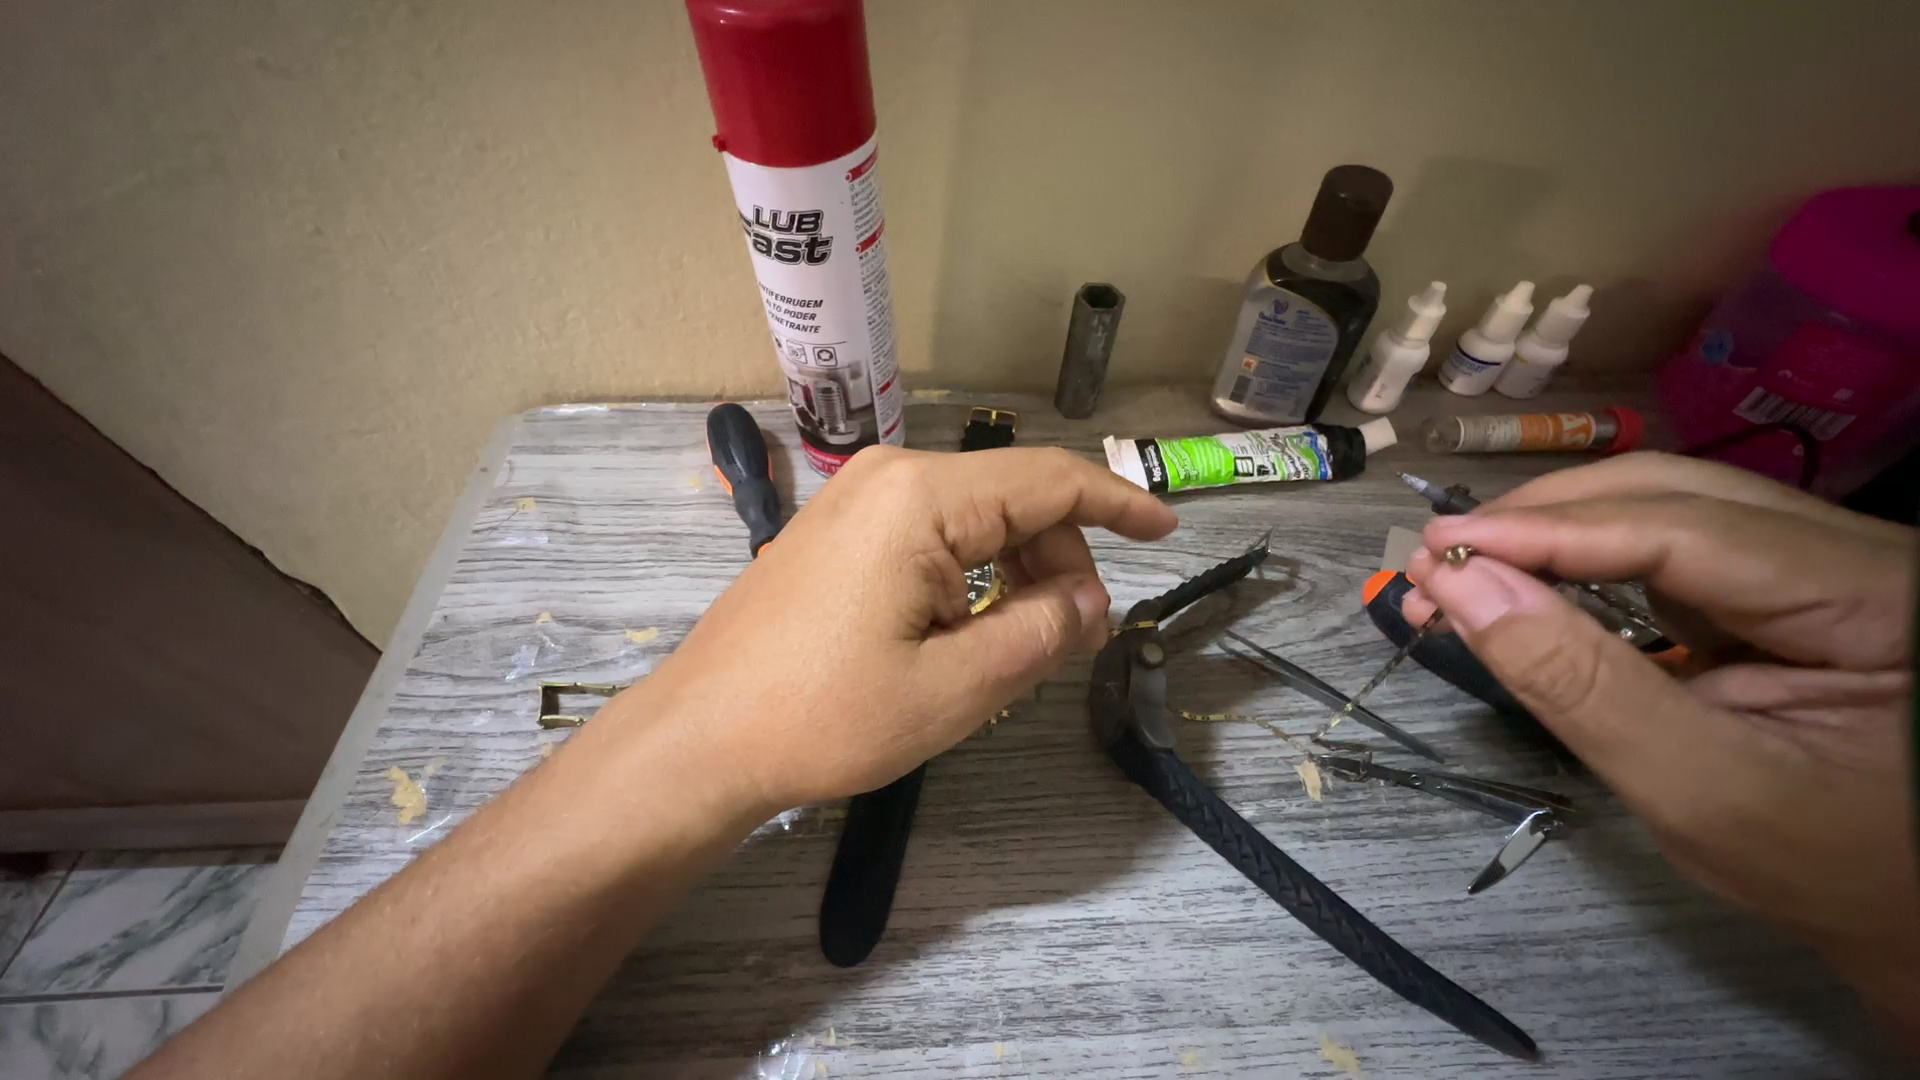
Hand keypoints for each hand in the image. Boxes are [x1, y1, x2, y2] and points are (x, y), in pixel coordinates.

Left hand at [609, 444, 1176, 811]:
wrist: (701, 737)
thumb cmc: (823, 717)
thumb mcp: (955, 687)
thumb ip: (1041, 633)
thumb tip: (1095, 602)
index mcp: (922, 497)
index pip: (1049, 481)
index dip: (1118, 503)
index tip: (1167, 529)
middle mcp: (889, 475)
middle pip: (1013, 499)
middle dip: (1060, 560)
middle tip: (1072, 638)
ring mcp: (857, 497)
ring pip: (974, 518)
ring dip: (1014, 572)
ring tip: (1012, 646)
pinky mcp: (839, 527)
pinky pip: (931, 533)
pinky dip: (970, 574)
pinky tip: (964, 629)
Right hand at [1399, 453, 1918, 1027]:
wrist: (1911, 911)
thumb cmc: (1828, 871)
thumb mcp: (1696, 788)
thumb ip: (1577, 682)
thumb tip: (1458, 585)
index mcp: (1888, 601)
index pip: (1688, 531)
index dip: (1548, 531)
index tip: (1436, 546)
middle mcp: (1861, 557)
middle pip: (1668, 495)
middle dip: (1536, 523)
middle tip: (1437, 560)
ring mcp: (1813, 568)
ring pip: (1652, 512)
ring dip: (1538, 540)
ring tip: (1453, 579)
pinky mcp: (1769, 591)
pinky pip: (1650, 552)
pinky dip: (1564, 567)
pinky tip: (1508, 589)